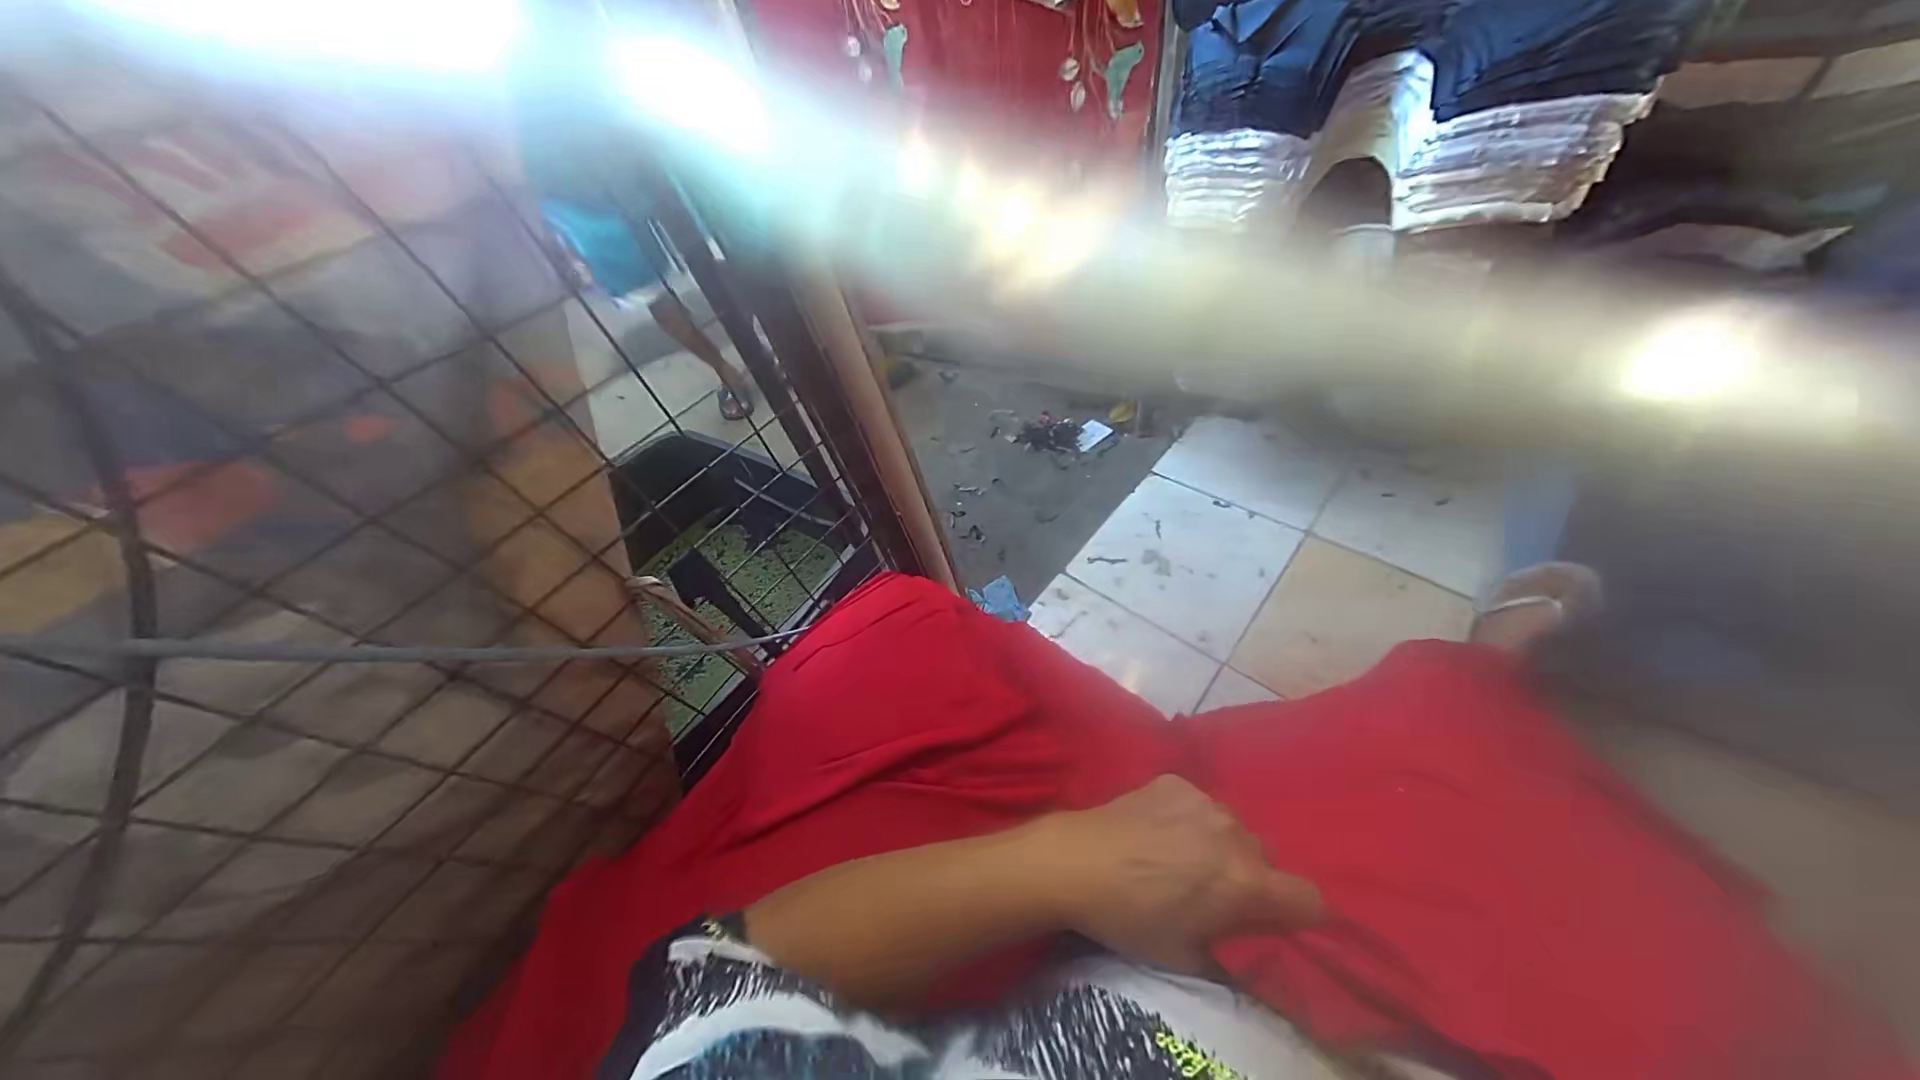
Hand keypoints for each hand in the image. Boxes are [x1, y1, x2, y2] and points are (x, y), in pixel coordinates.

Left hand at [1027, 775, 1321, 974]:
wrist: (1075, 861)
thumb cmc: (1131, 917)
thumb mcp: (1188, 955)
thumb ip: (1234, 950)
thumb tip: (1251, 944)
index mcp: (1246, 883)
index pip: (1310, 900)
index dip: (1295, 915)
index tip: (1270, 920)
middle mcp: (1234, 834)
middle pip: (1266, 859)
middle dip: (1249, 877)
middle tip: (1210, 890)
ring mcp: (1203, 801)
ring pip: (1232, 827)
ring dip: (1219, 843)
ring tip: (1177, 856)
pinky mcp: (1174, 781)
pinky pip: (1198, 804)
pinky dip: (1188, 817)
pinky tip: (1155, 829)